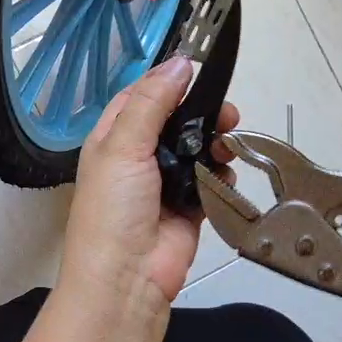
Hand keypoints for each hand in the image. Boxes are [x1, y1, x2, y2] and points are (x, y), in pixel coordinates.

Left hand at [57, 56, 237, 328]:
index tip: (200, 69)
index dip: (168, 82)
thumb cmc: (114, 210)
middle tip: (228, 112)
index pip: (141, 96)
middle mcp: (137, 158)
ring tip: (229, 143)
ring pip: (197, 149)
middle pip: (176, 121)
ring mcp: (165, 184)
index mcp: (112, 139)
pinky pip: (211, 180)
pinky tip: (225, 174)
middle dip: (202, 112)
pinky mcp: (190, 207)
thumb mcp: (123, 146)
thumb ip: (152, 102)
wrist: (126, 280)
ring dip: (216, 142)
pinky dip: (222, 174)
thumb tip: (180, 61)